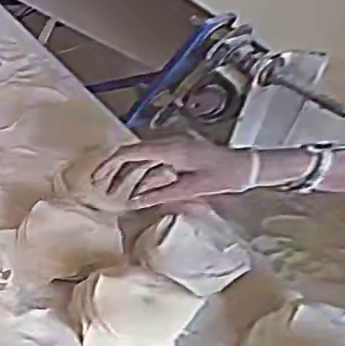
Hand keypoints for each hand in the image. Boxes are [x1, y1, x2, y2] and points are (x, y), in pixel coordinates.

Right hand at [92, 136, 262, 209]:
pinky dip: (136, 172)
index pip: (132, 153)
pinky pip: (149, 159)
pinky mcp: (176, 152)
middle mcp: (169, 144)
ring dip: (122, 172)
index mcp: (172, 150)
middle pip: (130, 152)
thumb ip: (161, 194)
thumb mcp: (192, 189)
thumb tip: (133, 202)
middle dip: (111, 168)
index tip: (97, 179)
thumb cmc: (224, 177)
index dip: (110, 165)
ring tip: (111, 190)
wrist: (247, 166)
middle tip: (97, 185)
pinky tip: (132, 187)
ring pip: (137, 156)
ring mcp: (172, 146)